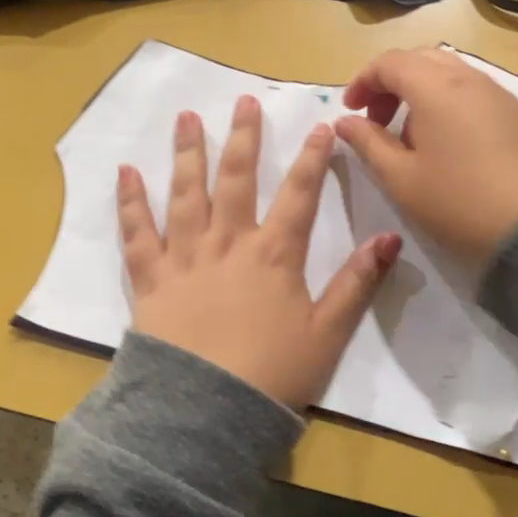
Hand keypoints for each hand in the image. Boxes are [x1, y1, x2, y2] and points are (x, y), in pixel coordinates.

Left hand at [119, 96, 402, 410]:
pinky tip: (127, 172)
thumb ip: (358, 284)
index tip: (322, 125)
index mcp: (274, 256)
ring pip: (187, 194)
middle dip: (244, 138)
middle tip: (245, 101)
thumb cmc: (271, 377)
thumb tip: (390, 238)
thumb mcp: (327, 334)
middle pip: (238, 180)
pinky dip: (131, 202)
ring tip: (188, 117)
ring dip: (188, 153)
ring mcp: (185, 258)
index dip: (313, 159)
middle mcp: (228, 244)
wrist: (204, 416)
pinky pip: (138, 233)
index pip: (300, 195)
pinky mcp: (151, 280)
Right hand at [334, 48, 517, 269]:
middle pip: (419, 60)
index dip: (363, 81)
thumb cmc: (459, 201)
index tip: (350, 111)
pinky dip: (446, 102)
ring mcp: (497, 92)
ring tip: (409, 137)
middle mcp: (467, 77)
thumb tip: (345, 121)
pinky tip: (445, 143)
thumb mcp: (401, 178)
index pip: (389, 62)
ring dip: (419, 92)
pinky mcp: (515, 112)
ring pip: (447, 72)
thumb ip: (368, 143)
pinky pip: (471, 90)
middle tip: (376, 120)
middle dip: (390, 83)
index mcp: (435, 86)